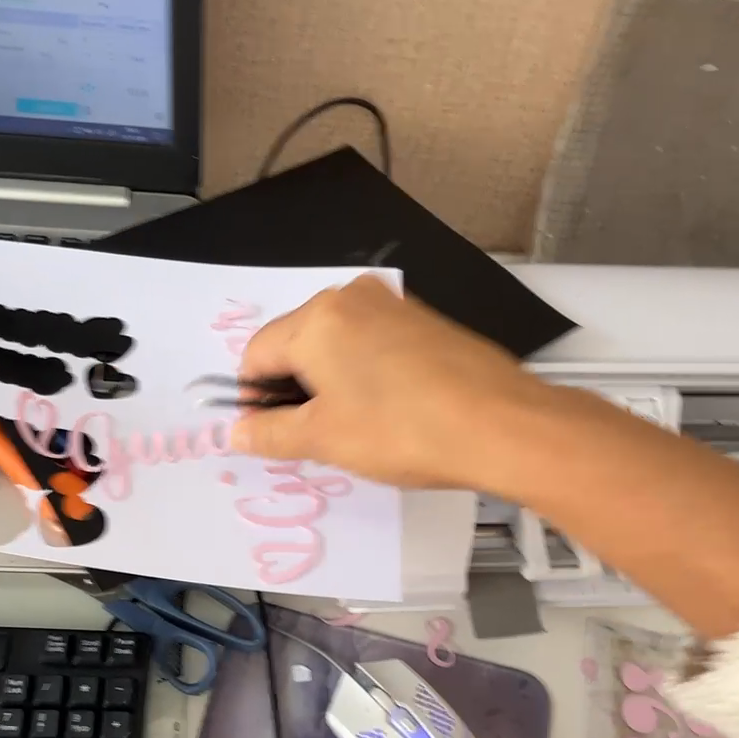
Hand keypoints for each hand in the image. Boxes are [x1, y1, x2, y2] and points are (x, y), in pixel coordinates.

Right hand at [230, 275, 561, 489]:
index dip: (253, 400)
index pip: (256, 355)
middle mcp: (351, 298)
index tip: (268, 436)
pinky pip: (372, 345)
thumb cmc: (401, 429)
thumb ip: (271, 434)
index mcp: (316, 319)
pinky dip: (364, 375)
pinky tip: (386, 411)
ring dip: (329, 385)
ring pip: (336, 345)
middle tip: (312, 437)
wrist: (500, 424)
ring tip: (353, 429)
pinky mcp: (425, 321)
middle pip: (295, 345)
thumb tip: (238, 432)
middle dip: (292, 391)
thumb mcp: (324, 439)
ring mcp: (393, 306)